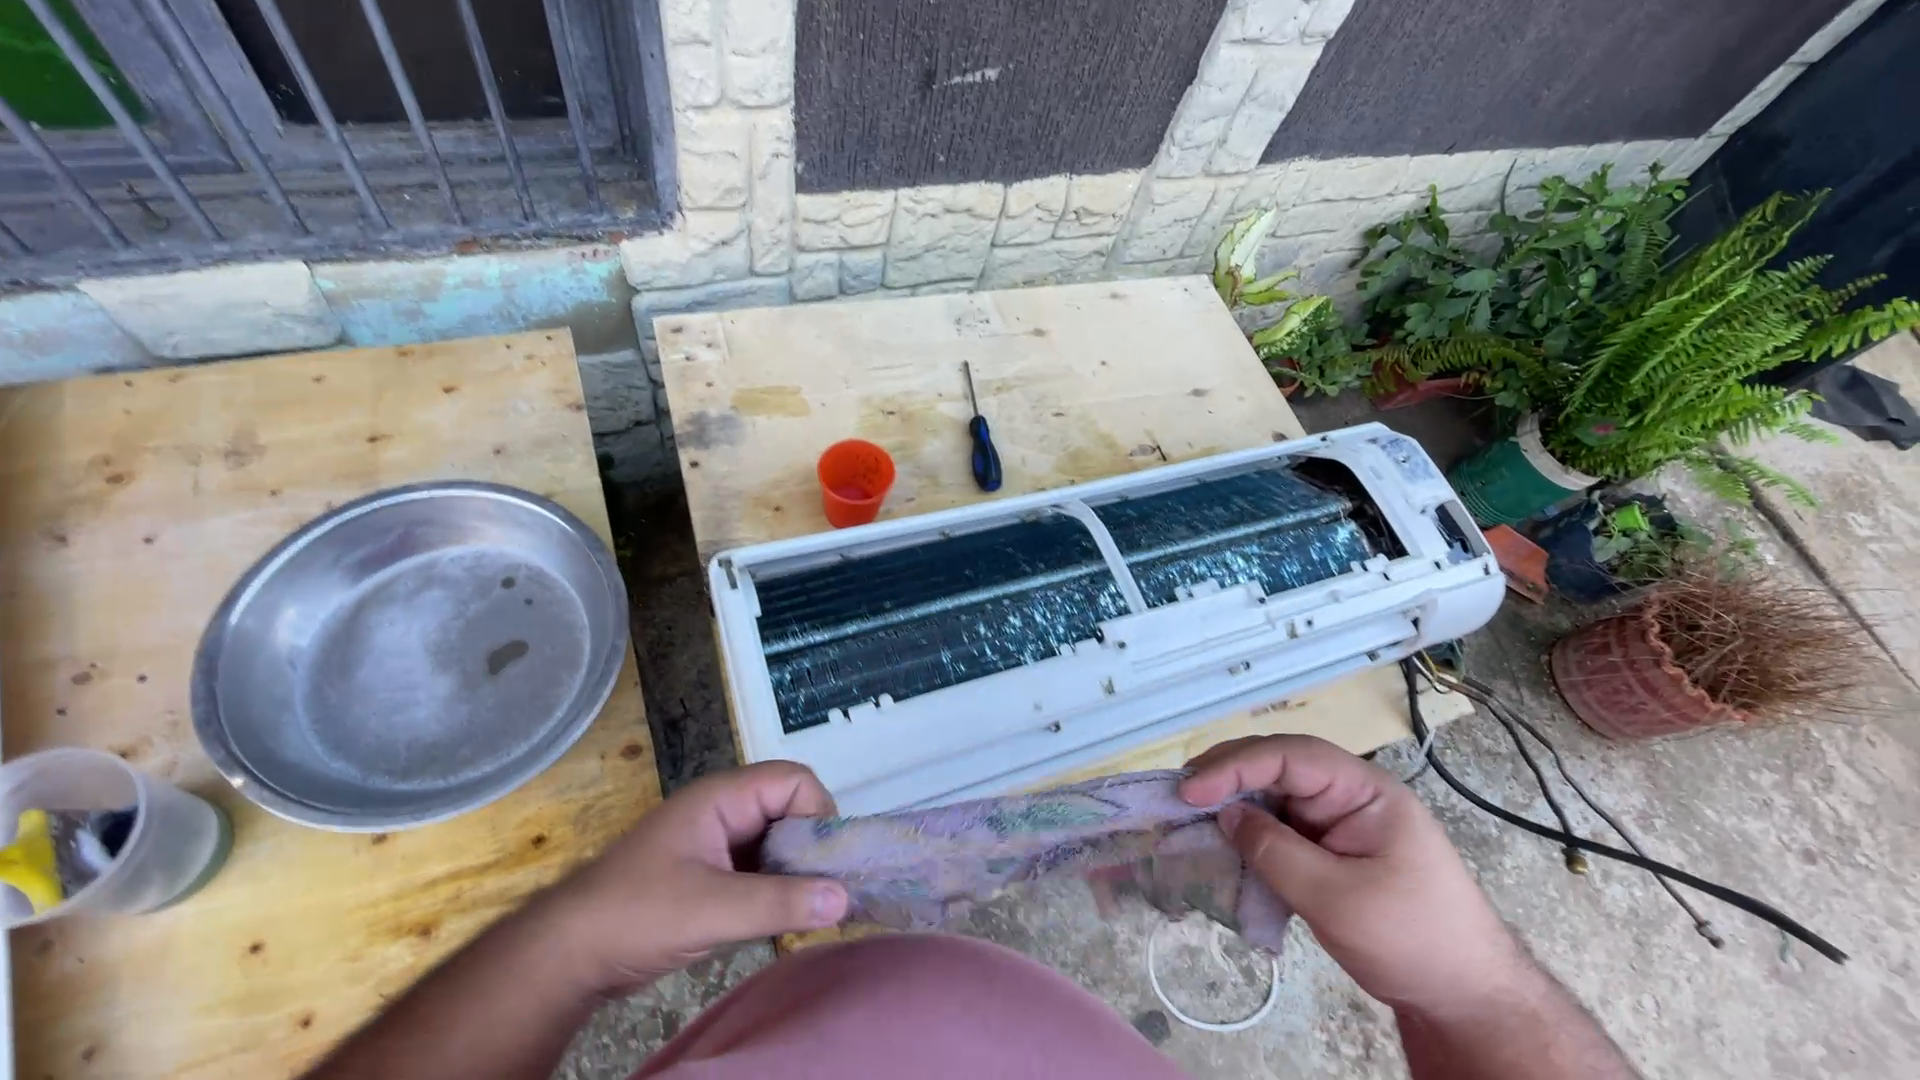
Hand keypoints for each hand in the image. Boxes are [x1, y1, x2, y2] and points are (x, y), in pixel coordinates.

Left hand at [536, 762, 850, 994]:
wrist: (567, 954)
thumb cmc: (637, 914)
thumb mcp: (713, 909)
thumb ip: (781, 902)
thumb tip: (846, 899)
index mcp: (723, 797)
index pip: (794, 781)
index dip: (818, 814)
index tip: (825, 863)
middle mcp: (724, 811)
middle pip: (790, 810)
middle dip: (811, 847)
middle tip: (825, 892)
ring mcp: (716, 843)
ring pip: (777, 842)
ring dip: (796, 872)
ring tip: (809, 911)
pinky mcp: (710, 875)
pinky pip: (760, 869)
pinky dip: (777, 890)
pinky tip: (784, 921)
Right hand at [1178, 735, 1527, 1018]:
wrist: (1465, 998)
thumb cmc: (1413, 940)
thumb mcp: (1338, 899)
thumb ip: (1275, 852)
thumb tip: (1225, 816)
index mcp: (1364, 791)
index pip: (1291, 756)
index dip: (1235, 765)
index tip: (1191, 790)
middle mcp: (1347, 796)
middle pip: (1278, 768)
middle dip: (1228, 776)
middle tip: (1181, 794)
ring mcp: (1337, 823)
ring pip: (1273, 797)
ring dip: (1233, 804)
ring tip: (1190, 815)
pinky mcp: (1327, 852)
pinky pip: (1278, 830)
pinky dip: (1247, 835)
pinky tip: (1221, 844)